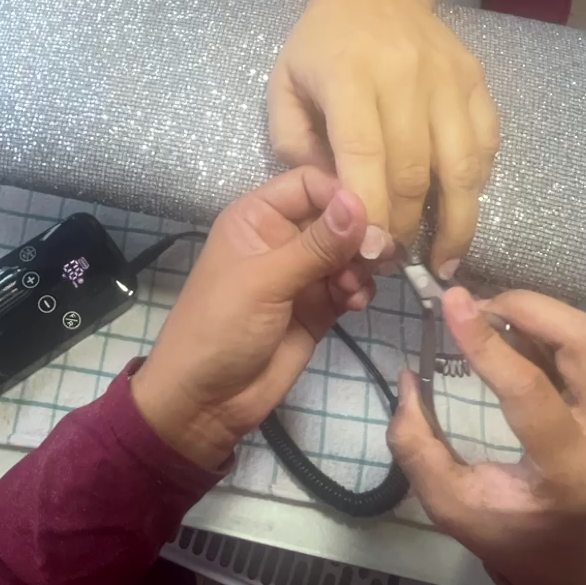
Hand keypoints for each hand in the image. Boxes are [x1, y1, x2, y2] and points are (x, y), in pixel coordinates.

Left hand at [132, 168, 375, 469]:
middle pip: (337, 217)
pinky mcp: (318, 306)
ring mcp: (302, 273)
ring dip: (362, 265)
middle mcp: (282, 237)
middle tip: (379, 256)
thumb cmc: (220, 328)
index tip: (371, 219)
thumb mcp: (264, 282)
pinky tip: (355, 304)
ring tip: (354, 289)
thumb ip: (315, 246)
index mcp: (257, 217)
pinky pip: (352, 285)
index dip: (342, 194)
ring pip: (350, 252)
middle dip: (360, 234)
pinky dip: (360, 290)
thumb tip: (358, 202)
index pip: (310, 184)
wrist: (206, 401)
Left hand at [267, 0, 497, 276]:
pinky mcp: (477, 82)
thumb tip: (333, 200)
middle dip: (405, 228)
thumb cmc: (320, 45)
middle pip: (414, 171)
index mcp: (349, 77)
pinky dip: (475, 187)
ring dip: (453, 223)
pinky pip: (486, 147)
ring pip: (462, 167)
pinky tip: (458, 212)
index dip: (368, 210)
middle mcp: (405, 77)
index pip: (365, 155)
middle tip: (394, 262)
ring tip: (441, 260)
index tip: (369, 253)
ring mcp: (450, 79)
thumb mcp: (283, 88)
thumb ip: (295, 145)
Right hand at [387, 288, 585, 584]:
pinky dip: (547, 330)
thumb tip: (409, 377)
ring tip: (490, 316)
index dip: (486, 342)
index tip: (451, 301)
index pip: (530, 391)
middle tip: (478, 305)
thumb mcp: (448, 503)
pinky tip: (512, 335)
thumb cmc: (510, 535)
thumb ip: (416, 443)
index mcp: (569, 474)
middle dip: (531, 308)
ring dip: (539, 314)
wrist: (578, 562)